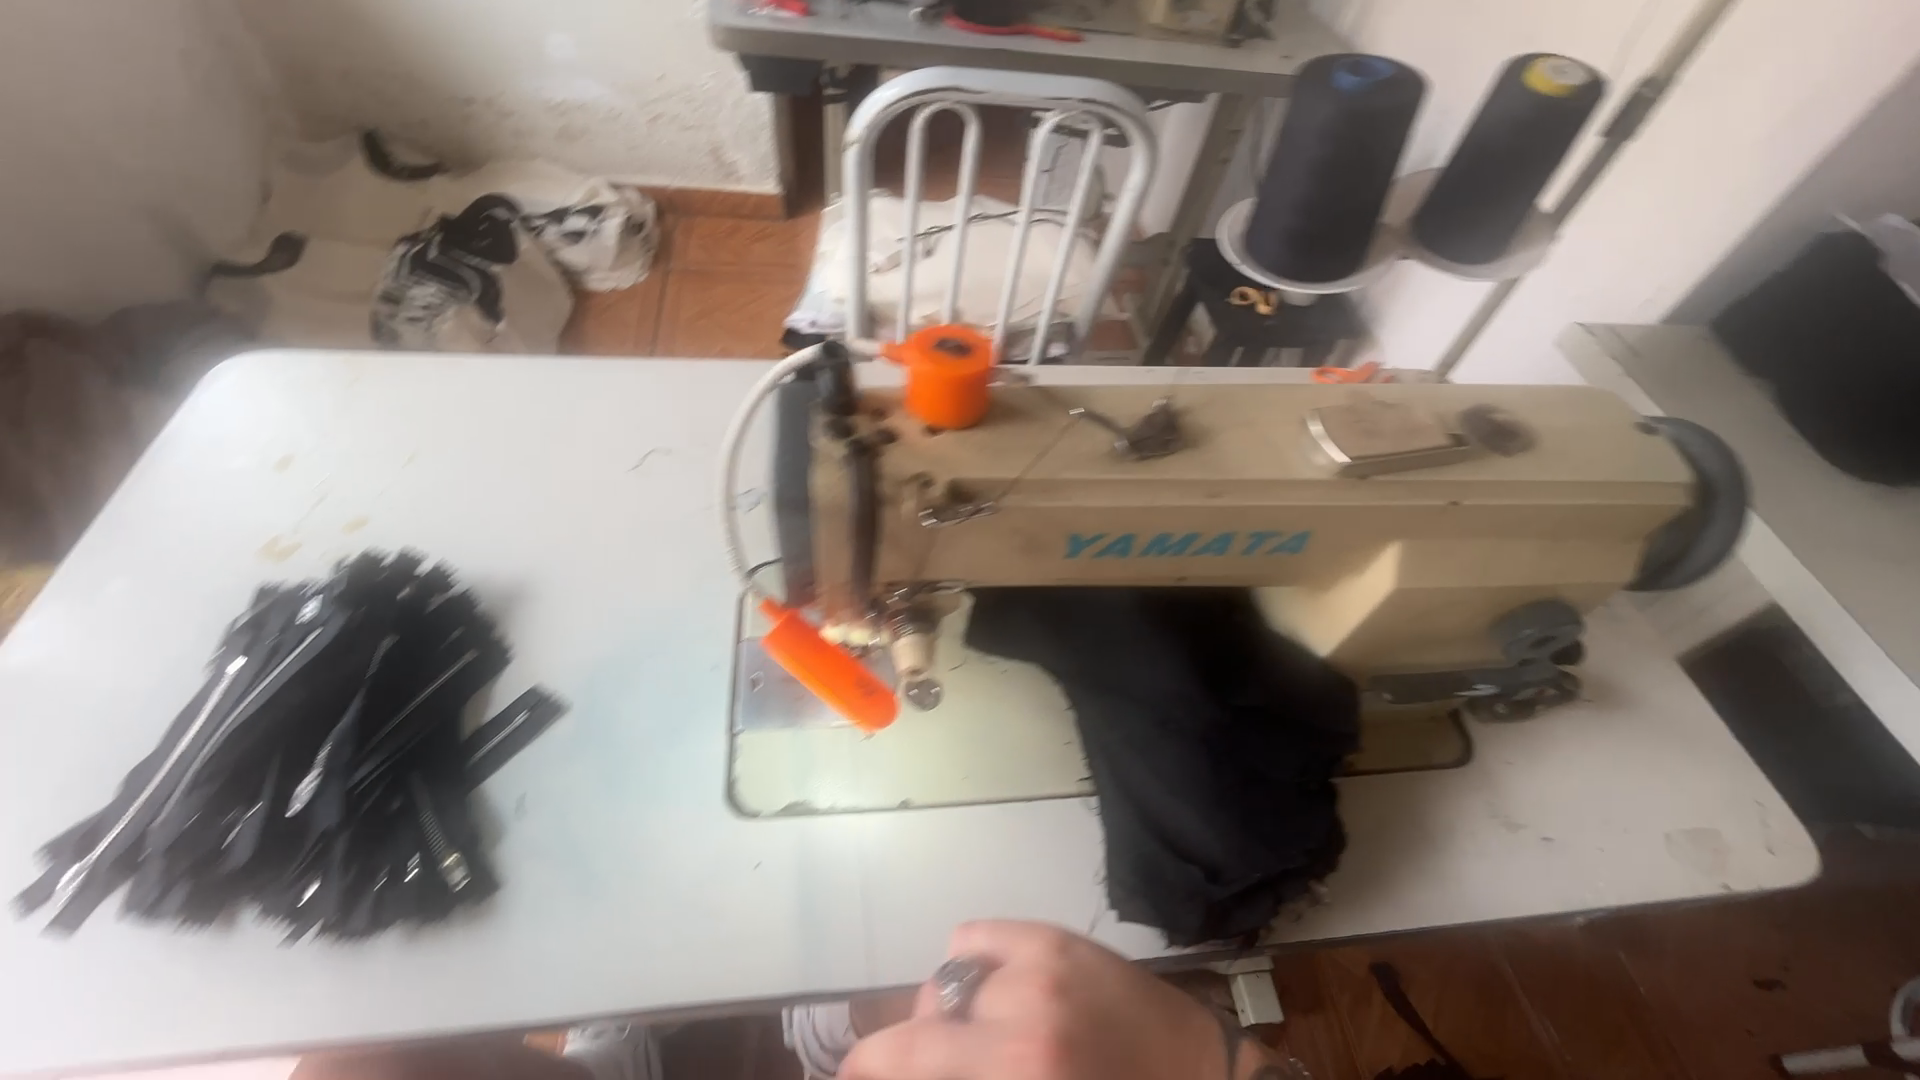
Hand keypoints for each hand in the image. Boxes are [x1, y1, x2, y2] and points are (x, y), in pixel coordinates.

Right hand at [839, 920, 1230, 1079]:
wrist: (1199, 1078)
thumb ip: (968, 1070)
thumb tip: (920, 1056)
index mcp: (1014, 1070)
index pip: (907, 1056)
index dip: (866, 1066)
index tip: (854, 1074)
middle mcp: (1017, 1015)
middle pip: (924, 1022)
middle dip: (914, 1047)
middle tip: (942, 1059)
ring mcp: (1036, 967)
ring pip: (949, 985)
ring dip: (956, 1014)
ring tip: (990, 1032)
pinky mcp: (1054, 937)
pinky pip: (974, 934)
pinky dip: (969, 959)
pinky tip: (992, 983)